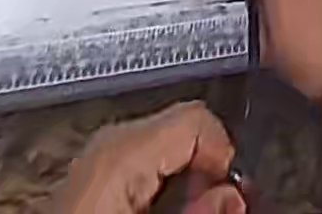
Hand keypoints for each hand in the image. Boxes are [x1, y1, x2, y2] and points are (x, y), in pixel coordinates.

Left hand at [51, 102, 242, 213]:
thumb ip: (195, 211)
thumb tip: (231, 196)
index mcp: (122, 148)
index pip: (197, 118)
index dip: (223, 156)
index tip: (230, 195)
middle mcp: (109, 140)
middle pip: (182, 131)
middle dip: (204, 169)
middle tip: (214, 206)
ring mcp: (97, 155)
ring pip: (164, 146)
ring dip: (184, 178)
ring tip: (187, 208)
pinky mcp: (91, 174)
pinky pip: (142, 162)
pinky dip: (159, 183)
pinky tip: (157, 208)